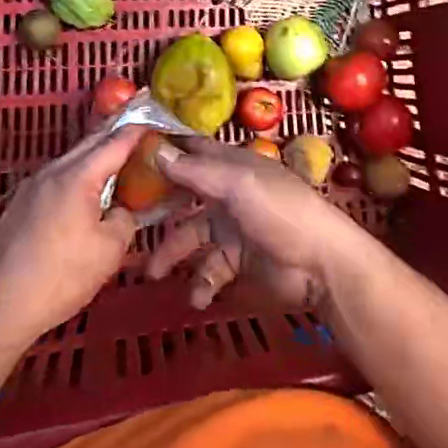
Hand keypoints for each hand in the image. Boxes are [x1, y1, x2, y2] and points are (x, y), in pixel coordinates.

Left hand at [0, 125, 140, 345]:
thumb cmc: (60, 277)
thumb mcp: (110, 250)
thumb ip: (125, 219)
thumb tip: (122, 209)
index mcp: (76, 177)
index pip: (114, 142)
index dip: (137, 129)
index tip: (156, 119)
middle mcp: (51, 172)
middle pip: (90, 143)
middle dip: (116, 135)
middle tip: (142, 134)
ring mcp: (31, 187)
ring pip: (72, 161)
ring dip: (96, 157)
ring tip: (120, 163)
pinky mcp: (20, 205)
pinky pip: (58, 178)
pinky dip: (79, 176)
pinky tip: (88, 193)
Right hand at [147, 137, 374, 308]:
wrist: (322, 264)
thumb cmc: (281, 212)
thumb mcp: (238, 184)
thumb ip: (196, 171)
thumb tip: (156, 150)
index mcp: (231, 166)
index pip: (192, 151)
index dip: (164, 151)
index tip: (126, 155)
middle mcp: (228, 193)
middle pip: (184, 195)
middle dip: (158, 208)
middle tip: (125, 220)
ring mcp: (232, 228)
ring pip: (191, 237)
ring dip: (172, 254)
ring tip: (153, 273)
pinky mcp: (238, 262)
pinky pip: (210, 271)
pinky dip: (201, 285)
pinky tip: (199, 297)